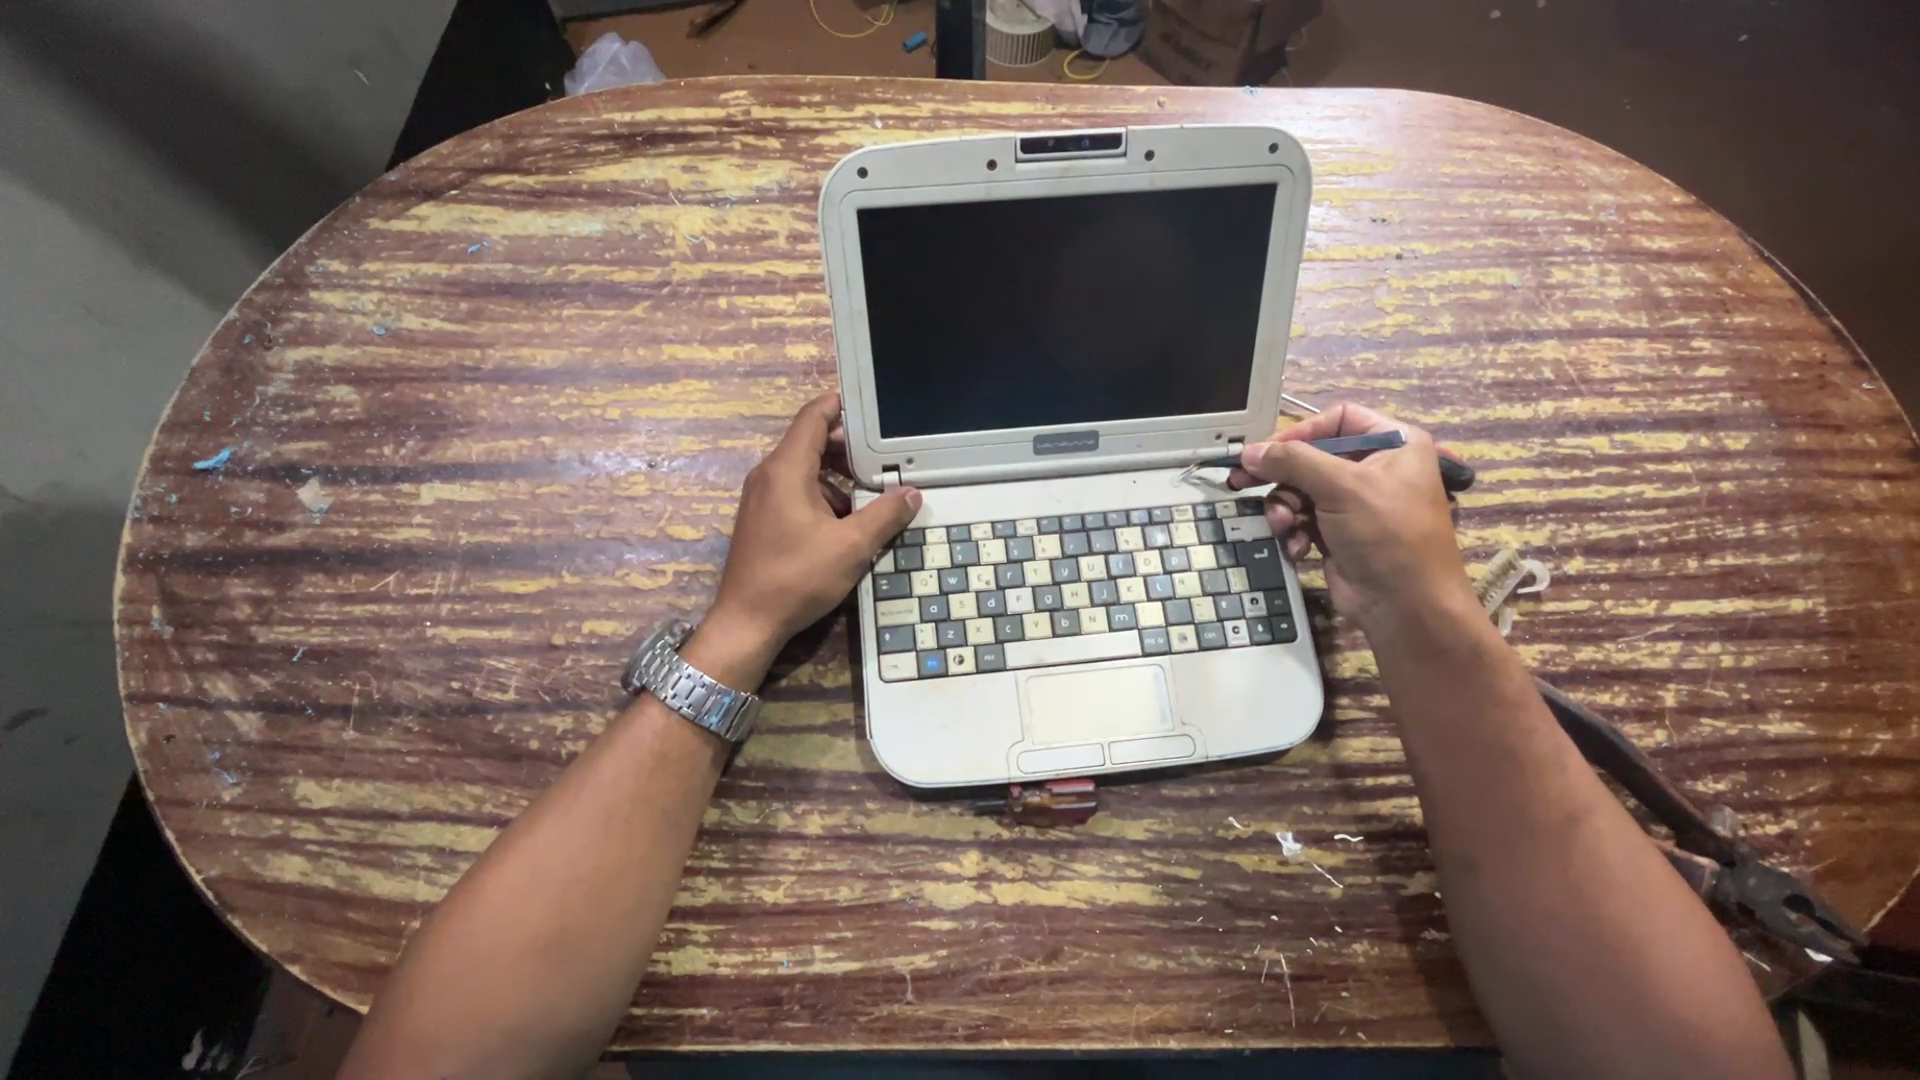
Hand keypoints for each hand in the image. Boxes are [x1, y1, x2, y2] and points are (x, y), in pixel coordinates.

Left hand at [689, 393, 920, 686]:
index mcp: (786, 470)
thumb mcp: (851, 547)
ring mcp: (762, 498)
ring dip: (839, 476)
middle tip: (886, 456)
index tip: (870, 405)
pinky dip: (823, 496)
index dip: (841, 404)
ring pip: (806, 471)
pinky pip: (796, 492)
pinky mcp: (762, 519)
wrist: (747, 621)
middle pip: (811, 442)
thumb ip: (885, 515)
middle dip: (849, 447)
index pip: (813, 417)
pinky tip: (848, 520)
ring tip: (874, 490)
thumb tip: (912, 494)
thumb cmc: (797, 578)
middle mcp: (769, 475)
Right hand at [1229, 402, 1473, 628]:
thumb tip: (1249, 452)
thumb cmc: (1387, 535)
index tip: (1269, 450)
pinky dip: (1294, 530)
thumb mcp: (1342, 488)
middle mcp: (1375, 467)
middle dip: (1282, 477)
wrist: (1405, 605)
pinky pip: (1302, 518)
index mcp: (1393, 443)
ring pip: (1300, 490)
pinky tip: (1298, 546)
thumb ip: (1293, 462)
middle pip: (1311, 457)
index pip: (1337, 420)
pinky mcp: (1338, 531)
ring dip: (1285, 508)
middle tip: (1240, 481)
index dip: (1301, 432)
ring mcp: (1355, 502)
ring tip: (1284, 526)